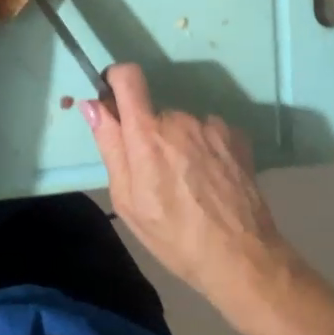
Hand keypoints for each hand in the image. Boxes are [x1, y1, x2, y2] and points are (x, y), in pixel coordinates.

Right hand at [84, 64, 291, 309]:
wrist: (240, 257)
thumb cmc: (173, 235)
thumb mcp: (127, 199)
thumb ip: (110, 146)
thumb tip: (93, 105)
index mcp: (147, 133)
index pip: (128, 77)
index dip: (116, 80)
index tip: (114, 100)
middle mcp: (180, 119)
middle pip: (154, 112)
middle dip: (149, 133)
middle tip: (155, 174)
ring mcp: (211, 127)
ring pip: (182, 125)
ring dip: (179, 143)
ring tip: (188, 183)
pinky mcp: (236, 138)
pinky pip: (208, 133)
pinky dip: (205, 149)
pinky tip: (211, 180)